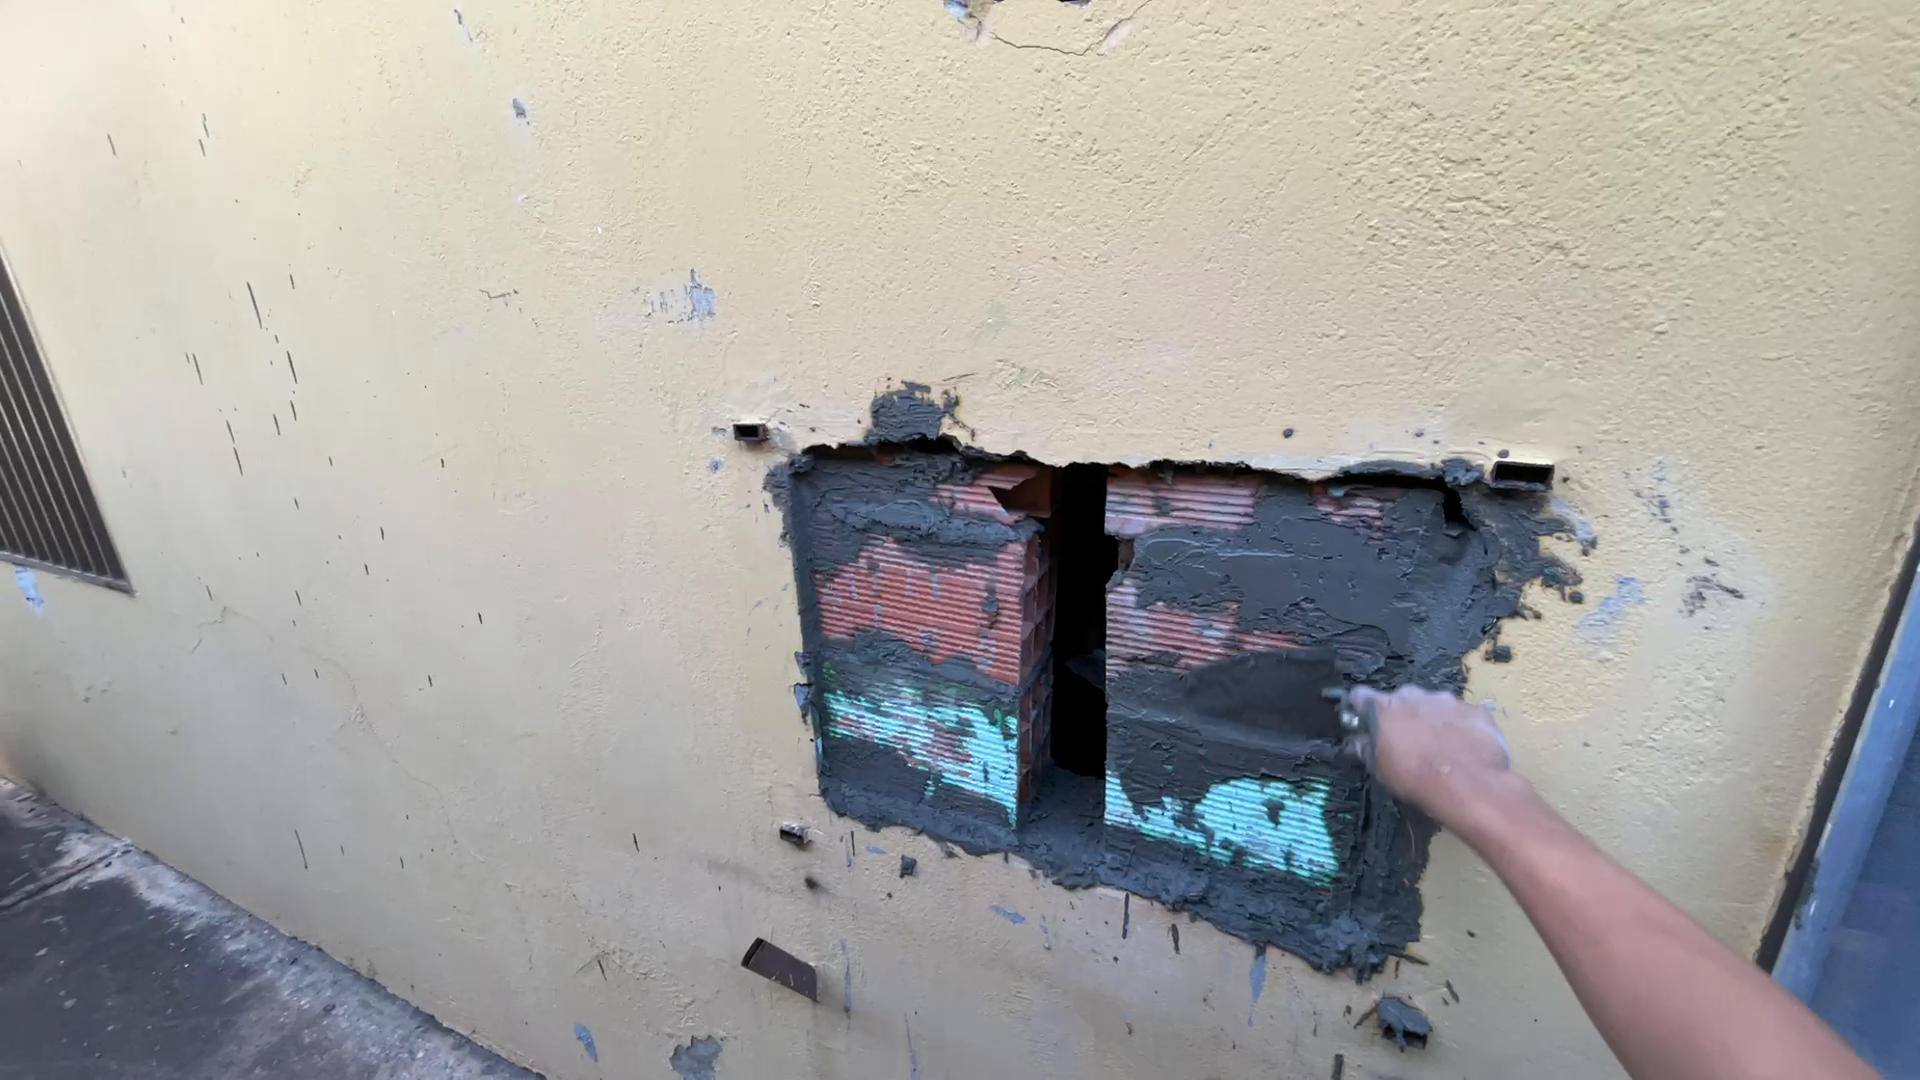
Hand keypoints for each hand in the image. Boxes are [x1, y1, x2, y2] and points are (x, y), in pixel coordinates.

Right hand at [1347, 686, 1511, 824]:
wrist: (1470, 786)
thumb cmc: (1415, 778)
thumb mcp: (1379, 768)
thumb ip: (1365, 748)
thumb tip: (1356, 740)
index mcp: (1381, 706)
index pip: (1359, 694)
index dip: (1359, 707)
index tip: (1363, 721)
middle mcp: (1411, 695)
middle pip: (1400, 697)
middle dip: (1402, 713)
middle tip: (1408, 738)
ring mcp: (1446, 700)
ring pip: (1433, 703)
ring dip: (1432, 717)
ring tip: (1442, 744)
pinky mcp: (1475, 710)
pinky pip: (1462, 714)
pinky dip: (1461, 725)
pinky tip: (1466, 746)